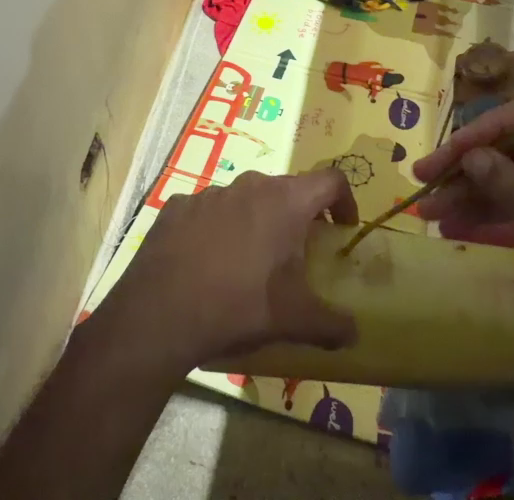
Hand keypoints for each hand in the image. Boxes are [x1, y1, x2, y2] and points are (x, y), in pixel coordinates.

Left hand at [101, 169, 359, 373]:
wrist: (158, 315)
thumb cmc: (238, 306)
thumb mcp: (294, 321)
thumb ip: (332, 324)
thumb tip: (355, 334)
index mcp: (286, 202)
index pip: (331, 180)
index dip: (344, 200)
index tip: (342, 228)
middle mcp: (249, 185)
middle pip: (286, 189)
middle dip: (297, 216)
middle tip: (296, 253)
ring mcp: (209, 193)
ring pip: (245, 199)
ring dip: (255, 221)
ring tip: (249, 262)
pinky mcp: (176, 207)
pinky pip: (208, 211)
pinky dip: (216, 229)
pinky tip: (208, 263)